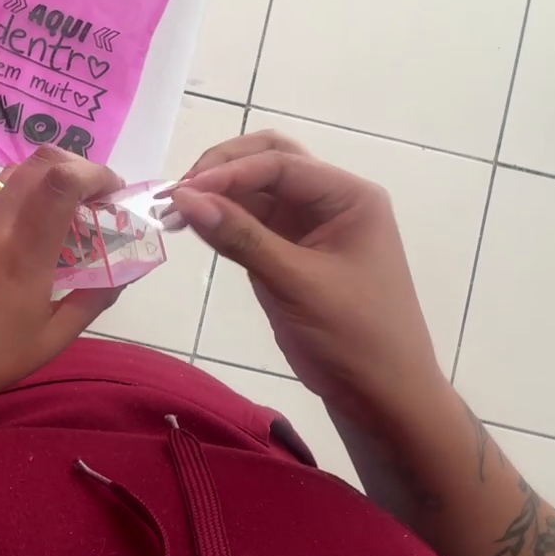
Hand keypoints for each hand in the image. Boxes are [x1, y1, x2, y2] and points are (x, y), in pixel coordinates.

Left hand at [0, 147, 125, 435]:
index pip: (61, 180)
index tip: (113, 193)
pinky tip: (20, 234)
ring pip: (12, 174)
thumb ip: (95, 296)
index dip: (96, 173)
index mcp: (22, 252)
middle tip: (92, 199)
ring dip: (44, 182)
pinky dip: (15, 200)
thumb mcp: (56, 336)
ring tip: (57, 216)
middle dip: (77, 168)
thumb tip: (124, 269)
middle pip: (40, 161)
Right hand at [171, 131, 447, 428]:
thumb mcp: (295, 282)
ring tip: (173, 212)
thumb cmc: (353, 335)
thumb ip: (240, 237)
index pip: (281, 164)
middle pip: (269, 161)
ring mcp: (307, 227)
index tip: (182, 193)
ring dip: (216, 194)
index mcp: (349, 197)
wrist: (380, 394)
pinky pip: (250, 224)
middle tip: (179, 193)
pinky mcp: (287, 253)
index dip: (228, 172)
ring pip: (255, 191)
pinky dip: (221, 221)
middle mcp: (329, 201)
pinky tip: (191, 227)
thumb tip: (184, 198)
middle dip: (221, 169)